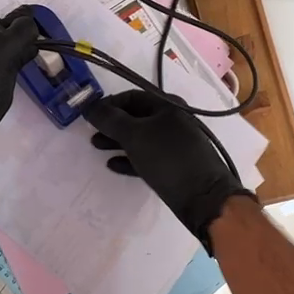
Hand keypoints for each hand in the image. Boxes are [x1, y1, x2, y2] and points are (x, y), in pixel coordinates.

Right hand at [85, 89, 251, 250]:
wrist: (204, 197)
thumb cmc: (168, 158)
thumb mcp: (135, 135)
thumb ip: (110, 119)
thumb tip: (89, 106)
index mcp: (167, 105)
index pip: (131, 96)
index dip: (108, 103)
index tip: (90, 115)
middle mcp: (173, 120)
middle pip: (135, 117)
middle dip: (112, 124)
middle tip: (91, 132)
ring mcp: (175, 143)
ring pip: (140, 137)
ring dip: (117, 141)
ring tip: (97, 148)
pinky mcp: (174, 165)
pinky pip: (147, 156)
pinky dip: (129, 158)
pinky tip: (113, 165)